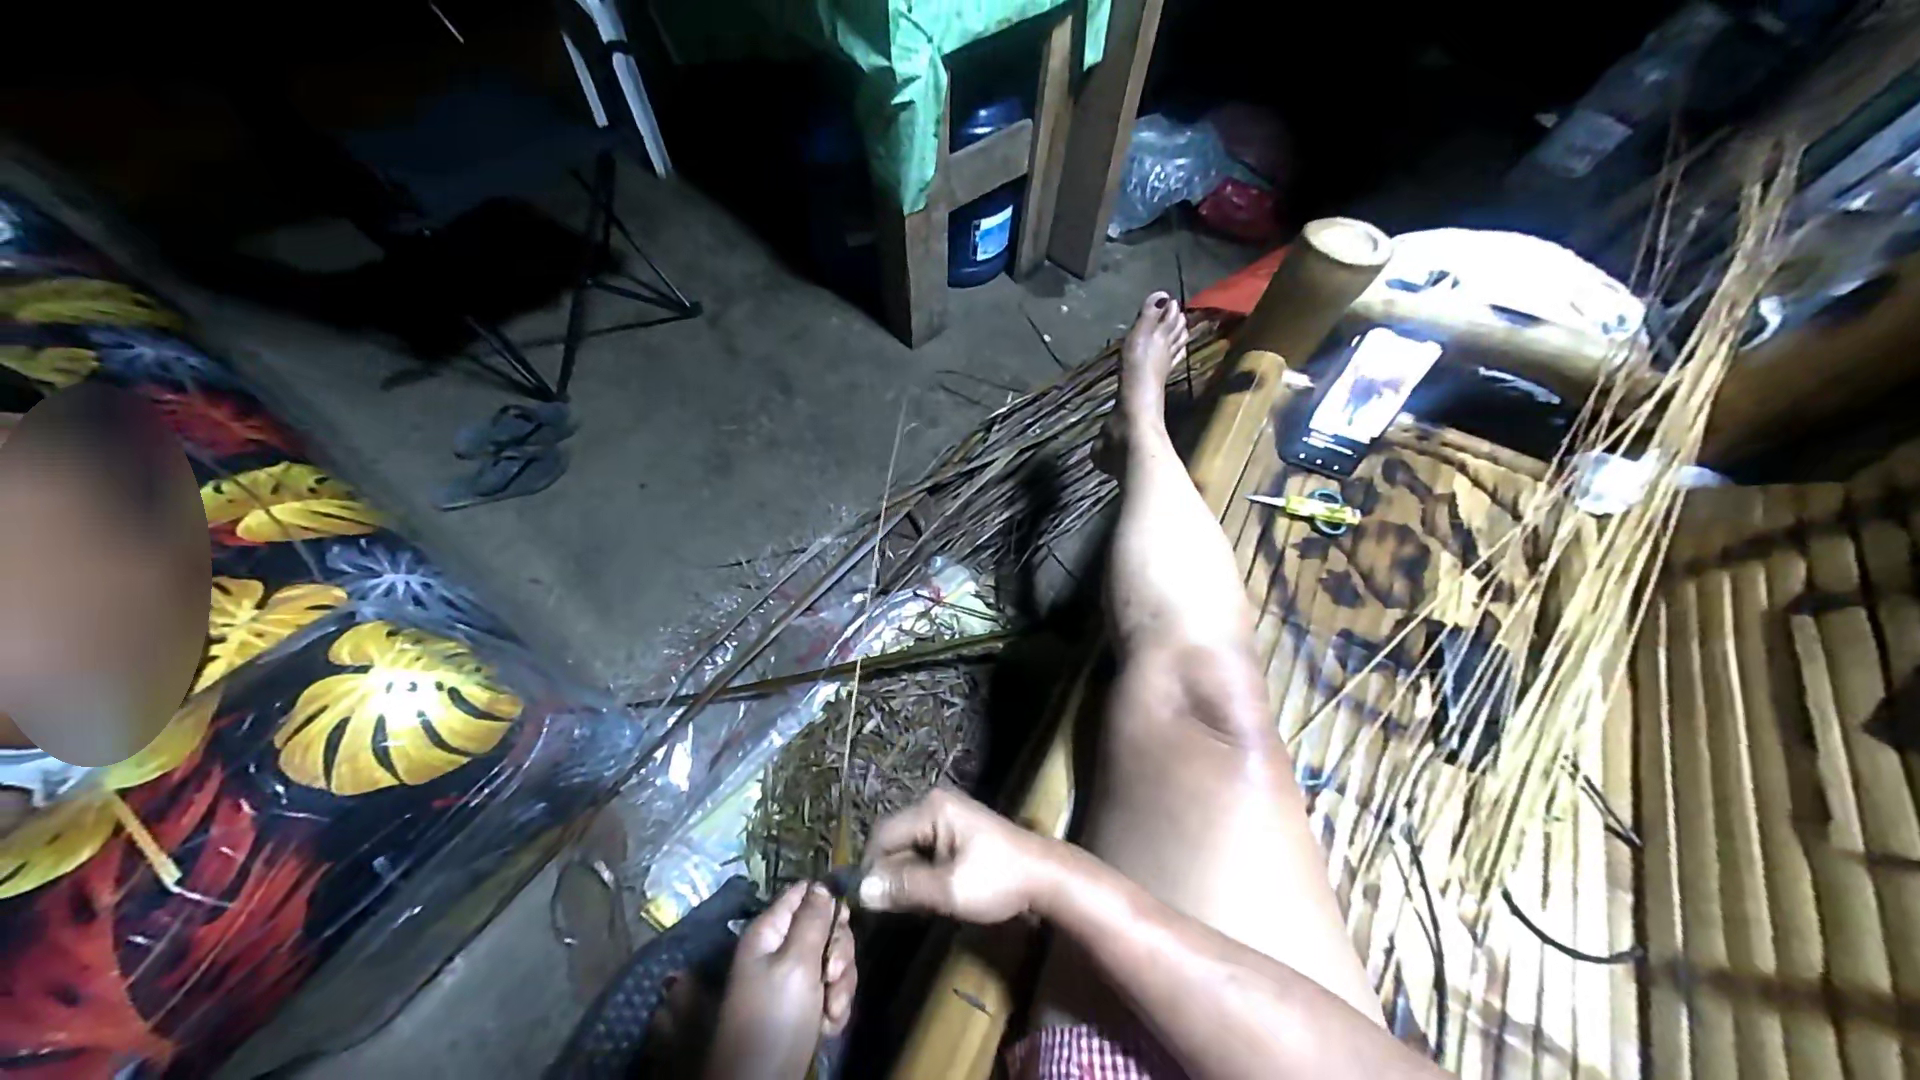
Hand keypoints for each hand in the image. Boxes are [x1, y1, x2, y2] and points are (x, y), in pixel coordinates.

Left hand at [704, 882, 855, 1079]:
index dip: (828, 900)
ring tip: (829, 1011)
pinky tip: (827, 1026)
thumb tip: (823, 883)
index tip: (843, 920)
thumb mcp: (796, 963)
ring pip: (834, 960)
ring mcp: (793, 979)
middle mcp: (781, 949)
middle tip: (832, 975)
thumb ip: (813, 919)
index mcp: (771, 931)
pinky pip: (833, 990)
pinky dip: (835, 1007)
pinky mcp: (805, 1006)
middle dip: (838, 952)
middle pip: (825, 926)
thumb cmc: (775, 1019)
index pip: (804, 892)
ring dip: (840, 985)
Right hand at [858, 788, 1061, 923]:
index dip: (872, 869)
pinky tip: (932, 894)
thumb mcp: (949, 890)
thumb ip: (904, 888)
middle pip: (894, 839)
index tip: (870, 903)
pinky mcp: (955, 829)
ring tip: (918, 904)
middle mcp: (935, 803)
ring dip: (907, 876)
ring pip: (908, 847)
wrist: (1045, 877)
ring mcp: (946, 815)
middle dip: (892, 874)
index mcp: (932, 808)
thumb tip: (862, 891)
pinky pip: (924, 849)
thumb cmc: (999, 881)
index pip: (883, 835)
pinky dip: (922, 872)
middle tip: (897, 909)